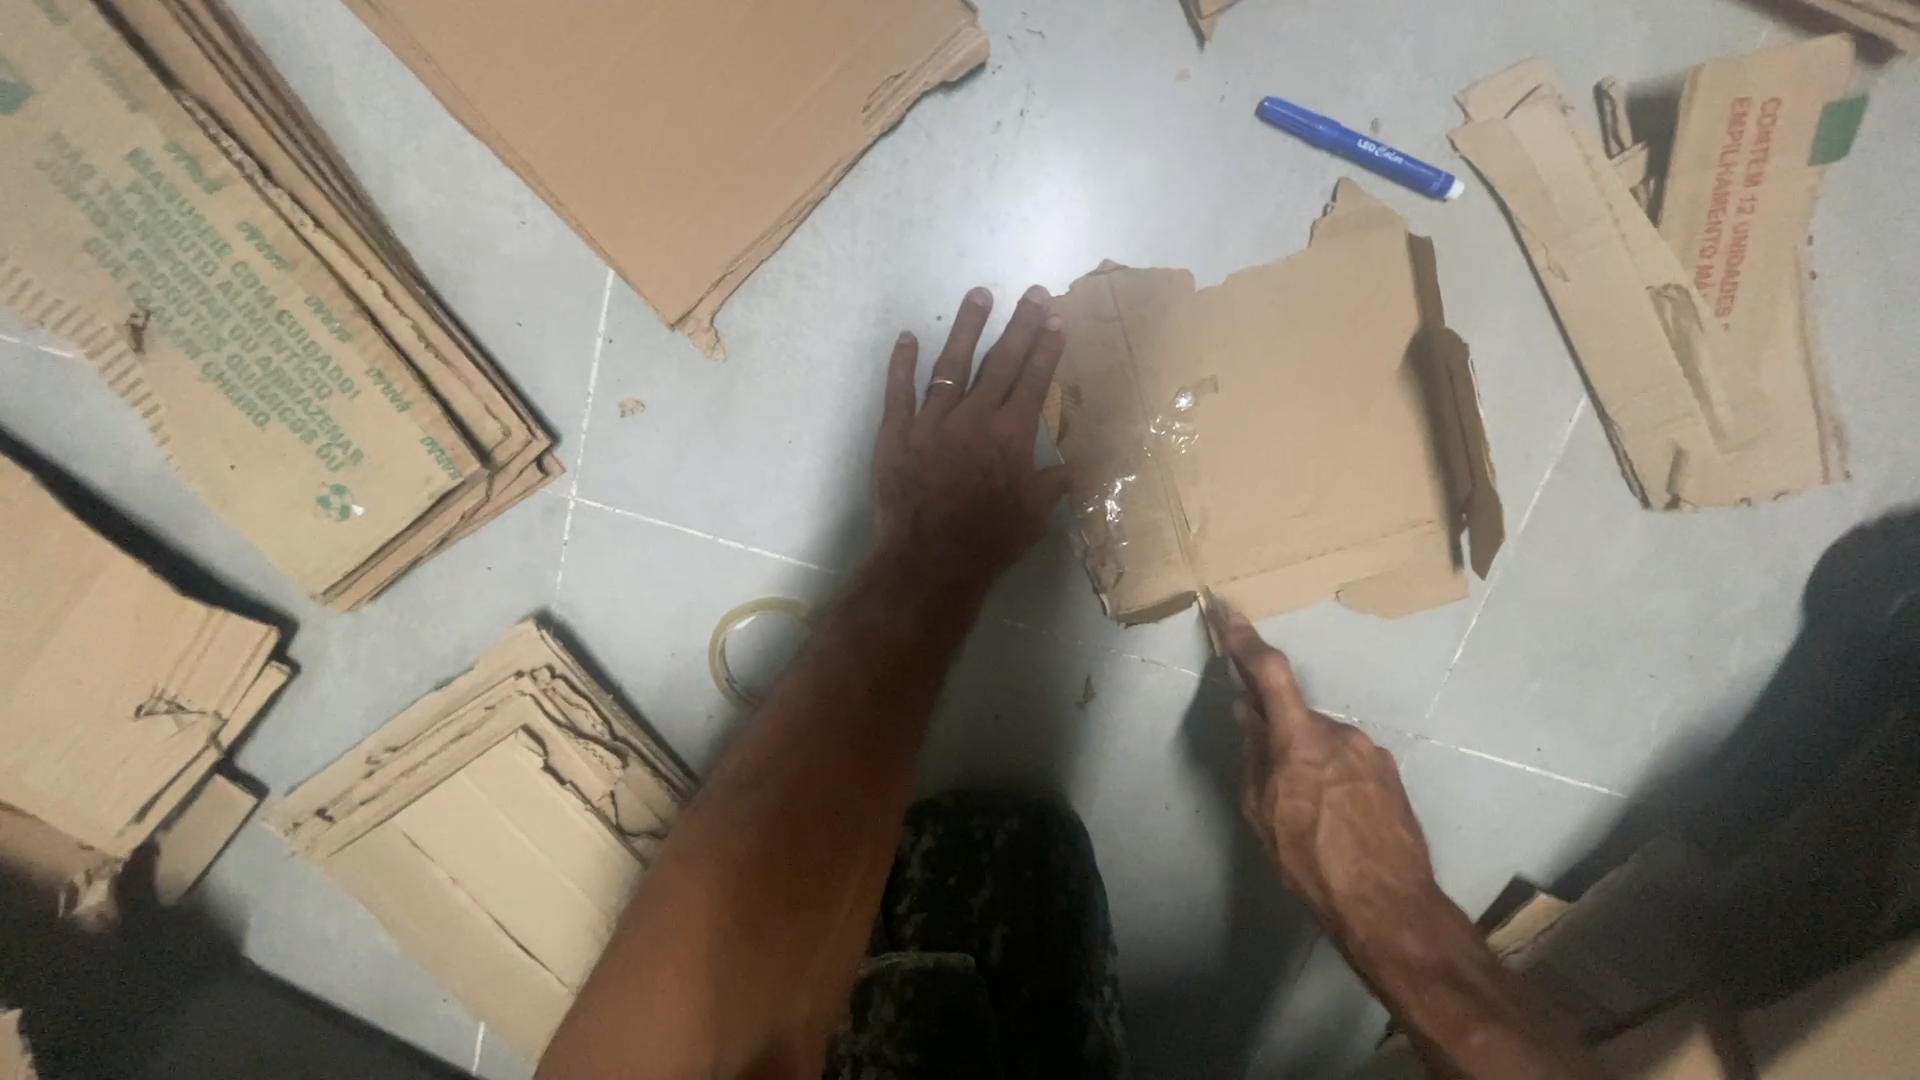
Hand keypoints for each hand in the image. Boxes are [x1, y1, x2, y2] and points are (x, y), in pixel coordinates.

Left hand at [873, 285, 1070, 591]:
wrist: (931, 560)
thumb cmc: (989, 541)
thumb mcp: (1035, 516)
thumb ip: (1053, 484)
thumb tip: (1074, 468)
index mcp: (1011, 435)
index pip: (1034, 380)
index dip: (1047, 348)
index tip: (1056, 319)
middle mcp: (974, 417)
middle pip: (1001, 362)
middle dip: (1021, 325)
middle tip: (1033, 293)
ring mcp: (932, 421)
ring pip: (951, 365)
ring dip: (967, 328)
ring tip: (979, 294)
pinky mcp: (897, 434)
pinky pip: (898, 391)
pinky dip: (901, 363)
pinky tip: (906, 337)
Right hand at [1223, 614, 1440, 931]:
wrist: (1390, 906)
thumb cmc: (1310, 860)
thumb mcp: (1261, 810)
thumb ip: (1254, 754)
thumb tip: (1247, 712)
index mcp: (1301, 739)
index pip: (1270, 674)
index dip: (1248, 642)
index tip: (1232, 616)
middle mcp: (1339, 733)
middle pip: (1296, 716)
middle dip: (1278, 732)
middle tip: (1268, 774)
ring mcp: (1370, 753)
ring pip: (1323, 740)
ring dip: (1307, 757)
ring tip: (1306, 809)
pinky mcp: (1391, 774)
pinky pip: (1348, 760)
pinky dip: (1332, 774)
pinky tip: (1334, 816)